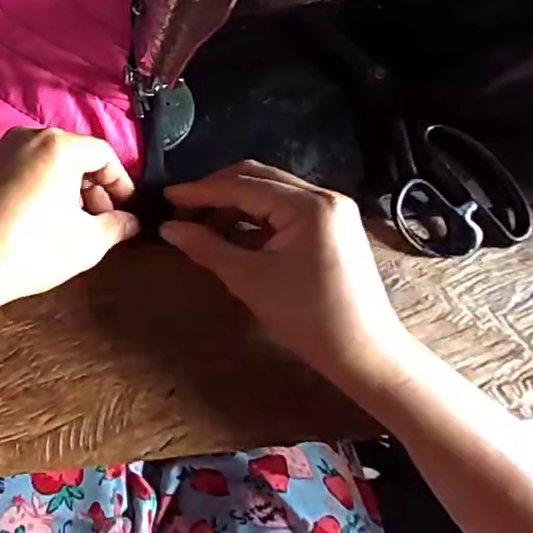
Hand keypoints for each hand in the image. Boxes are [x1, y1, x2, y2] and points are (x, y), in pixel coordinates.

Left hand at [0, 128, 139, 323]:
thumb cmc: (29, 250)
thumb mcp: (86, 243)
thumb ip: (116, 227)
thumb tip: (130, 222)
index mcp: (58, 145)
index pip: (104, 154)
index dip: (121, 183)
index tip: (126, 210)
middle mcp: (27, 137)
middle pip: (74, 154)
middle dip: (94, 187)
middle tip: (101, 221)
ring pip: (46, 162)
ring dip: (67, 189)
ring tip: (71, 225)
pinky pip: (21, 170)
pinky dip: (39, 188)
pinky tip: (38, 221)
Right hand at [158, 161, 409, 385]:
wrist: (365, 354)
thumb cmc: (307, 316)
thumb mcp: (248, 279)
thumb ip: (206, 247)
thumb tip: (168, 229)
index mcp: (307, 206)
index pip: (242, 185)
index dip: (200, 191)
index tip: (167, 197)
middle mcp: (323, 197)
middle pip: (256, 178)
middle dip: (215, 192)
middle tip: (182, 211)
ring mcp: (331, 210)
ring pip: (269, 192)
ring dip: (233, 205)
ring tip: (202, 227)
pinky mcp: (332, 226)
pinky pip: (283, 210)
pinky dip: (254, 218)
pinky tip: (231, 236)